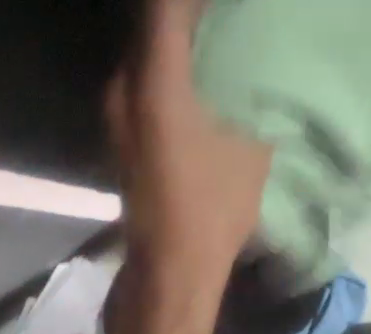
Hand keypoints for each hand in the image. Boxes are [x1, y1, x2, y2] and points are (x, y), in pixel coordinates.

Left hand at [105, 0, 272, 279]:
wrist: (172, 269)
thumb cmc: (213, 211)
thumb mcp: (251, 153)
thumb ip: (249, 104)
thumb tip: (254, 84)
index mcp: (157, 85)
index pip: (168, 9)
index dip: (195, 1)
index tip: (224, 7)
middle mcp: (124, 88)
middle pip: (150, 27)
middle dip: (186, 16)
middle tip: (223, 20)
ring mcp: (116, 114)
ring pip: (144, 56)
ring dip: (175, 47)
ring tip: (214, 46)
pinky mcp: (120, 137)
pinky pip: (141, 85)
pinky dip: (167, 74)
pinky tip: (198, 86)